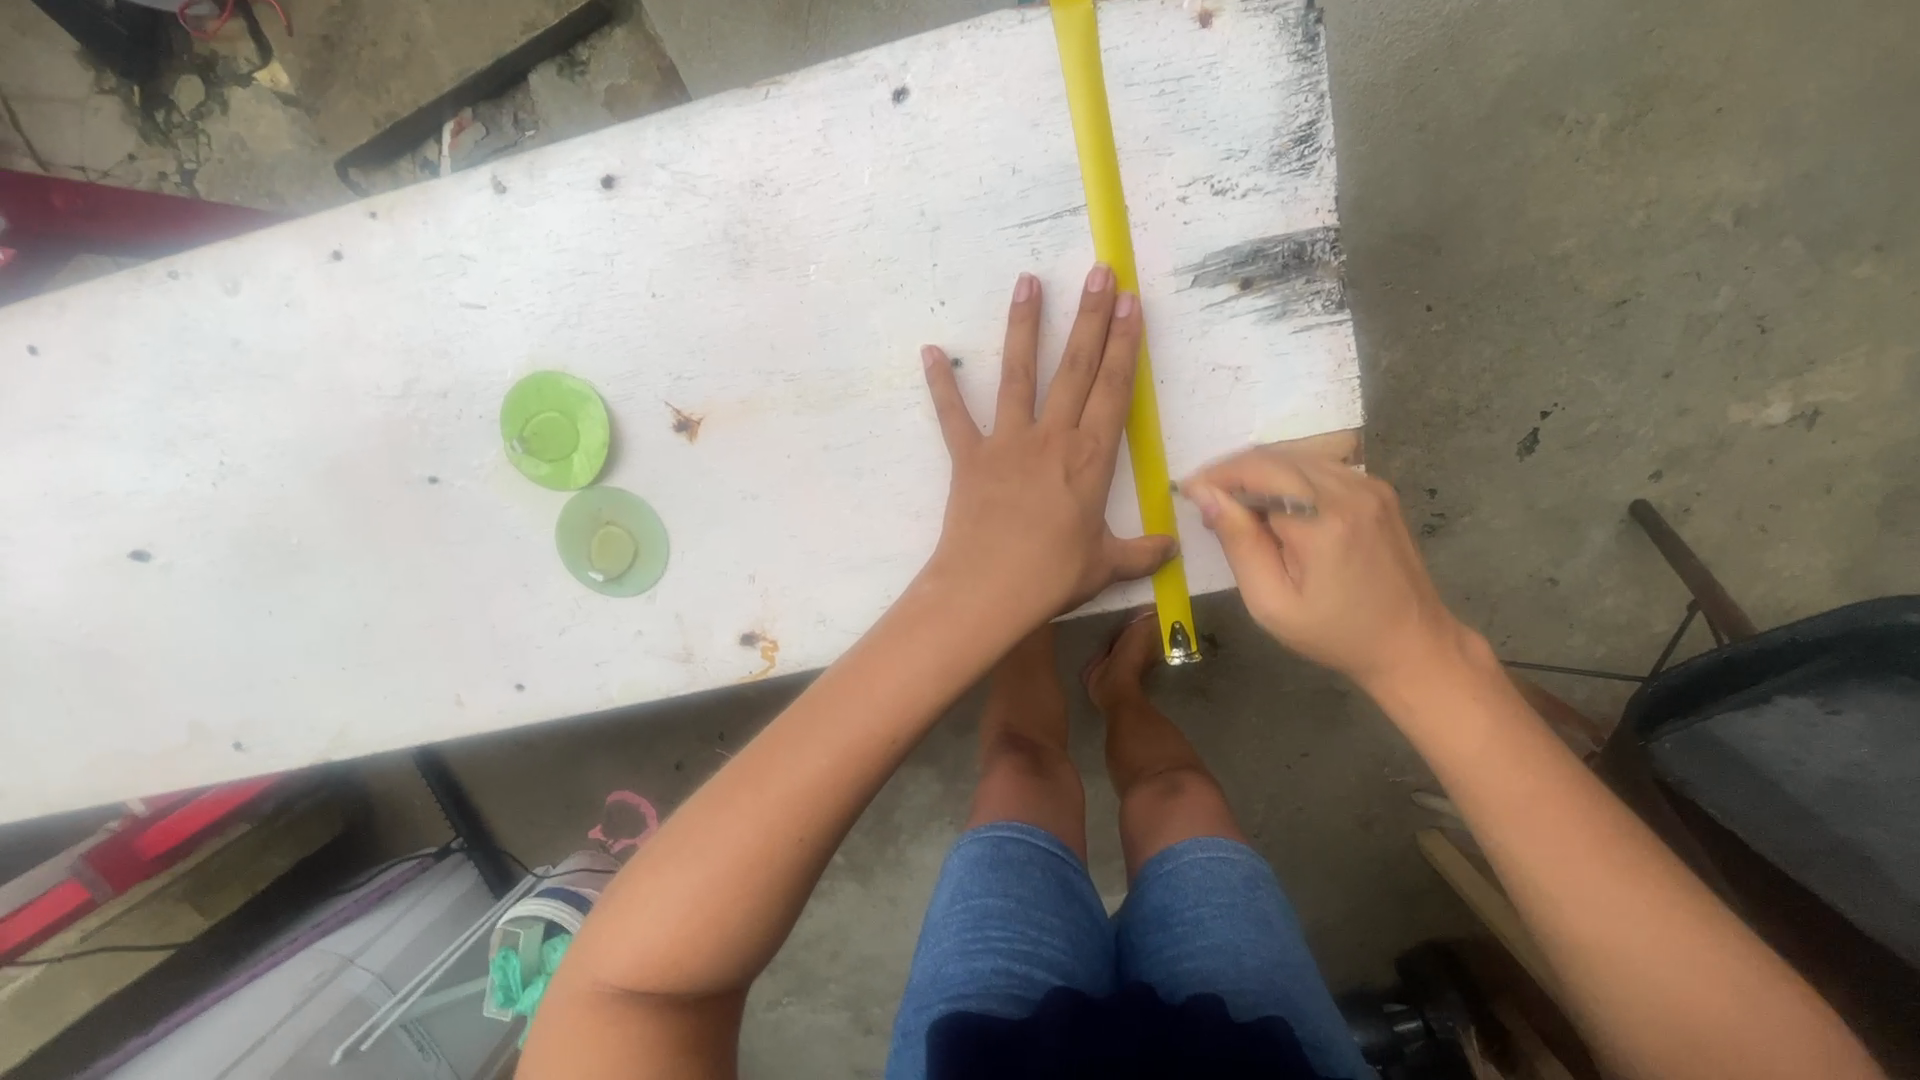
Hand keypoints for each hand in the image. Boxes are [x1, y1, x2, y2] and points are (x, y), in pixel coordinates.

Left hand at [918, 265, 1176, 624]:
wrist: (988, 591)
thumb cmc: (1052, 577)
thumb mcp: (1106, 565)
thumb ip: (1142, 552)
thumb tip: (1174, 548)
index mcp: (1091, 459)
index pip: (1113, 388)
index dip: (1124, 343)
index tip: (1130, 302)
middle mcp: (1052, 438)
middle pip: (1075, 367)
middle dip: (1089, 317)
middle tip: (1099, 271)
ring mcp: (1007, 443)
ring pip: (1019, 374)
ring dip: (1024, 326)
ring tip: (1028, 281)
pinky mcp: (968, 457)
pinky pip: (953, 414)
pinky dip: (941, 384)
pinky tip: (931, 350)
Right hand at [1178, 441, 1466, 692]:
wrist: (1412, 642)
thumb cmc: (1334, 634)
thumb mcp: (1271, 602)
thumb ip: (1239, 543)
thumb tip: (1206, 495)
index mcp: (1322, 522)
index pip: (1256, 472)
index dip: (1217, 476)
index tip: (1189, 491)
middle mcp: (1349, 491)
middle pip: (1275, 457)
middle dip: (1233, 471)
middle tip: (1207, 501)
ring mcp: (1369, 485)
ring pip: (1297, 457)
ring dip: (1259, 472)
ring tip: (1236, 504)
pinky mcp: (1377, 490)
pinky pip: (1320, 467)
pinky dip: (1288, 477)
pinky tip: (1275, 506)